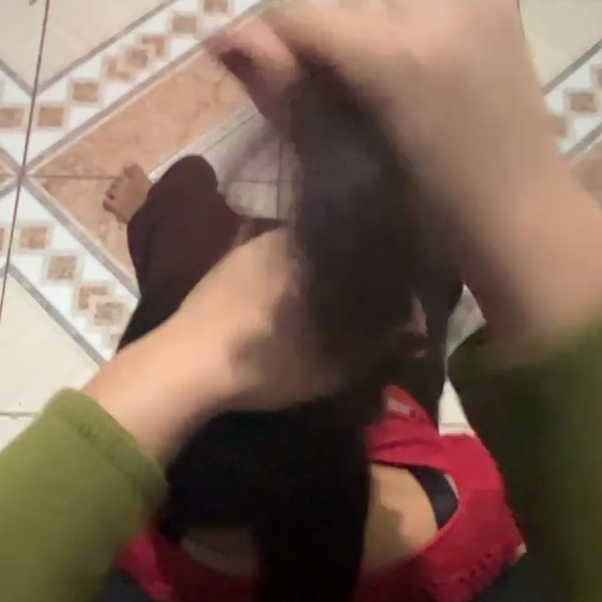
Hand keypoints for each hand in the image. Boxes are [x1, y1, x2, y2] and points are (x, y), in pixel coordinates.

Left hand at [83, 228, 395, 462]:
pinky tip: (284, 307)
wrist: (182, 367)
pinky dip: (284, 281)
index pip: (365, 246)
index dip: (384, 272)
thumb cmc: (263, 363)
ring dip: (315, 275)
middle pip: (331, 247)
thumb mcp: (330, 366)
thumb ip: (378, 347)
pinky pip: (269, 264)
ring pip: (299, 254)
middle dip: (349, 272)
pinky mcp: (222, 265)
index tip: (395, 298)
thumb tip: (419, 330)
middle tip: (360, 306)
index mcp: (314, 248)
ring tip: (325, 307)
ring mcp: (247, 246)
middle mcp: (282, 234)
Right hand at [210, 0, 601, 351]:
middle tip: (320, 94)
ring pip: (381, 1)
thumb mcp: (349, 155)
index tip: (242, 59)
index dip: (268, 38)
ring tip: (372, 89)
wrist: (520, 216)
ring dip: (364, 36)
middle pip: (344, 6)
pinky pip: (423, 0)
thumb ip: (289, 90)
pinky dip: (404, 30)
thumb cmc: (428, 212)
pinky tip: (411, 74)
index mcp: (397, 61)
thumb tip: (225, 42)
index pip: (305, 18)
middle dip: (322, 43)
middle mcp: (437, 11)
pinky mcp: (495, 0)